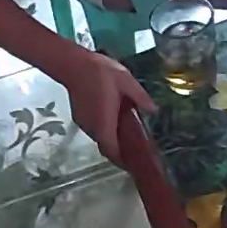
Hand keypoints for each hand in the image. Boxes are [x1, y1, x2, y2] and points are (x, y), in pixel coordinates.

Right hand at [58, 47, 153, 163]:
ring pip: (99, 138)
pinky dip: (104, 130)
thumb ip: (140, 97)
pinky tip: (113, 121)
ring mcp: (83, 123)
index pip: (112, 151)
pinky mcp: (78, 116)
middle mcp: (92, 128)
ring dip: (111, 139)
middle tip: (134, 149)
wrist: (72, 63)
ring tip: (127, 135)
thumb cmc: (100, 73)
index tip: (133, 164)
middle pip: (105, 147)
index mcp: (105, 124)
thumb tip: (154, 110)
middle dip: (118, 151)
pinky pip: (93, 129)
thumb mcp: (126, 82)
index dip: (121, 161)